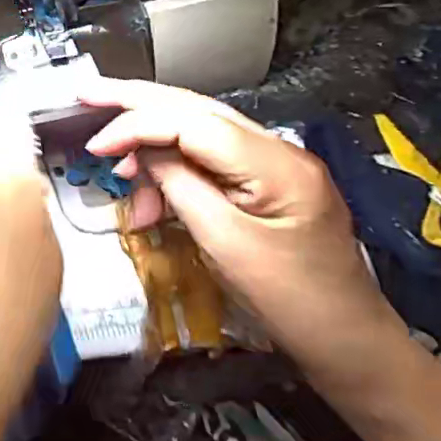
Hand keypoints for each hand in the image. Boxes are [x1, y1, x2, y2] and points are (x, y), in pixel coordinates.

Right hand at [78, 78, 397, 372]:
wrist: (352, 345)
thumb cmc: (294, 305)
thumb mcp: (226, 246)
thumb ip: (180, 186)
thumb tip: (141, 151)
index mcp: (275, 162)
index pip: (190, 122)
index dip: (136, 125)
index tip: (96, 146)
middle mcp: (277, 147)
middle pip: (194, 107)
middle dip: (137, 101)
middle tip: (88, 94)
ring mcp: (274, 160)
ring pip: (198, 127)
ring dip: (153, 142)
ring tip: (121, 175)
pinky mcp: (267, 178)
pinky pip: (210, 156)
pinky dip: (175, 166)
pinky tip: (154, 193)